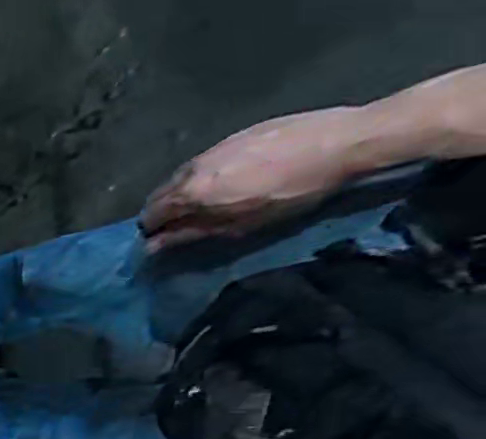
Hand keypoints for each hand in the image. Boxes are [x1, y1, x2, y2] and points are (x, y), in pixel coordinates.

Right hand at [139, 106, 366, 250]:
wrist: (348, 141)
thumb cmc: (292, 192)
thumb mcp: (239, 224)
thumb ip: (190, 233)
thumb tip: (151, 245)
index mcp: (189, 192)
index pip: (149, 214)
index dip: (152, 230)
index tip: (165, 237)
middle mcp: (193, 167)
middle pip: (160, 192)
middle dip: (164, 208)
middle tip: (184, 219)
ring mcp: (216, 147)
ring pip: (183, 174)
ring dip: (185, 188)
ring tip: (210, 196)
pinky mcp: (240, 133)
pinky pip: (208, 158)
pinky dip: (207, 171)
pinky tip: (233, 174)